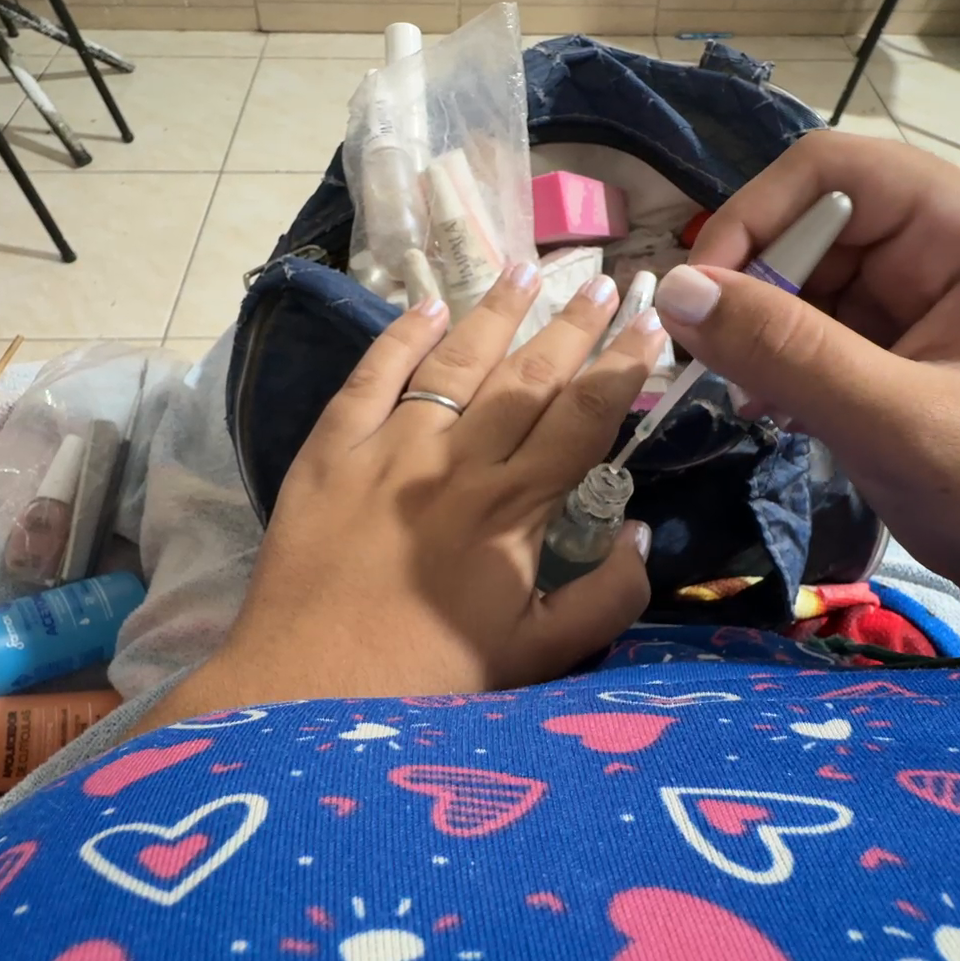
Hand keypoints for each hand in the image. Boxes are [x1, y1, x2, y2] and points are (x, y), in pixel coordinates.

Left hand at [135, 267, 665, 730]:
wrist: (308, 691)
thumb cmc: (432, 678)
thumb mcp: (540, 655)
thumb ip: (606, 597)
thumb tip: (639, 532)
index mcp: (512, 508)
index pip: (583, 416)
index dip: (622, 366)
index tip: (651, 326)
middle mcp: (456, 461)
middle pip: (526, 376)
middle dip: (572, 325)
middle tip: (605, 283)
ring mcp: (387, 448)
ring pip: (454, 361)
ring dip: (495, 312)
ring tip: (530, 269)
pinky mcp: (330, 451)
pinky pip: (370, 377)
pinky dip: (400, 336)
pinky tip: (428, 304)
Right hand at [658, 131, 959, 648]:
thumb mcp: (895, 420)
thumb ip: (786, 352)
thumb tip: (676, 291)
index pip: (833, 170)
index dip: (753, 217)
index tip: (699, 296)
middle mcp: (936, 250)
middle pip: (807, 226)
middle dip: (750, 288)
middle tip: (713, 362)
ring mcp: (911, 304)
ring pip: (799, 283)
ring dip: (756, 334)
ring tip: (750, 398)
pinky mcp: (888, 352)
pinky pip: (806, 332)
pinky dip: (773, 365)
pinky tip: (772, 411)